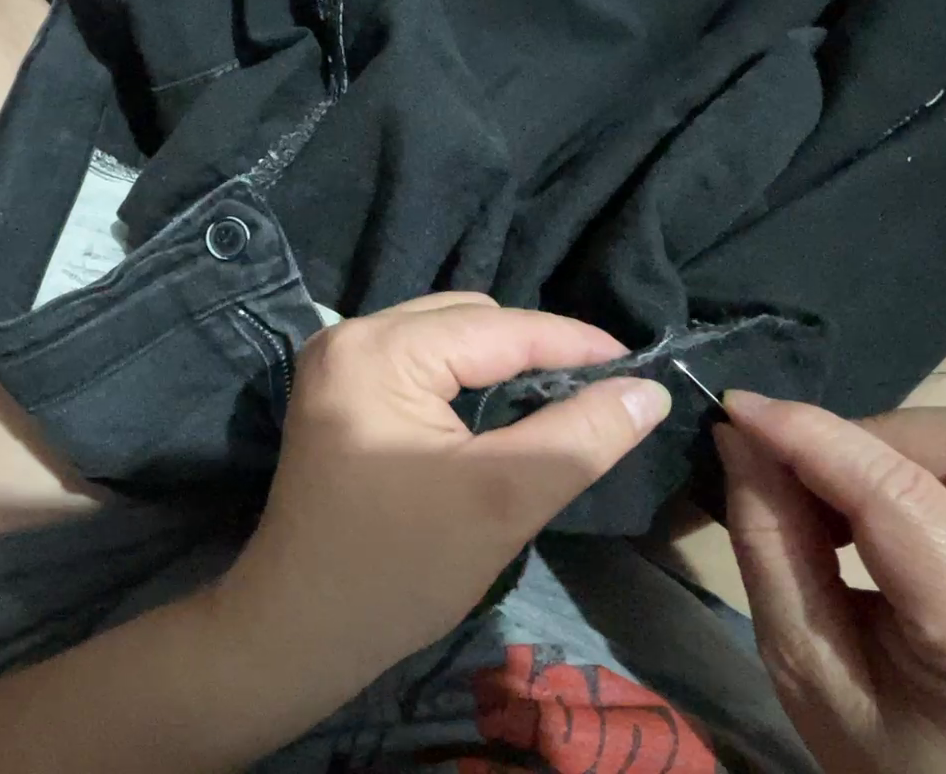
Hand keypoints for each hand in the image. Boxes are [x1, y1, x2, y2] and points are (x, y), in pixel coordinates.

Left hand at [214, 292, 671, 678]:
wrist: (297, 627)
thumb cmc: (399, 569)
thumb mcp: (502, 499)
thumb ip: (580, 436)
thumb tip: (649, 390)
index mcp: (378, 350)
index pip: (497, 326)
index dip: (574, 343)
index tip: (639, 365)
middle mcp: (349, 336)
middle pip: (467, 318)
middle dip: (533, 350)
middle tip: (594, 391)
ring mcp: (335, 360)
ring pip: (443, 334)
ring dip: (498, 360)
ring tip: (553, 396)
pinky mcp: (335, 388)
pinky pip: (416, 358)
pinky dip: (462, 375)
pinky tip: (492, 406)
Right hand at [715, 394, 945, 773]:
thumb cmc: (884, 762)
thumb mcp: (802, 664)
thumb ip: (771, 542)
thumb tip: (739, 437)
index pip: (911, 503)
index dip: (816, 439)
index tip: (737, 409)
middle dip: (872, 444)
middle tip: (804, 484)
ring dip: (900, 453)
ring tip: (849, 511)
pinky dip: (929, 470)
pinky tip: (895, 520)